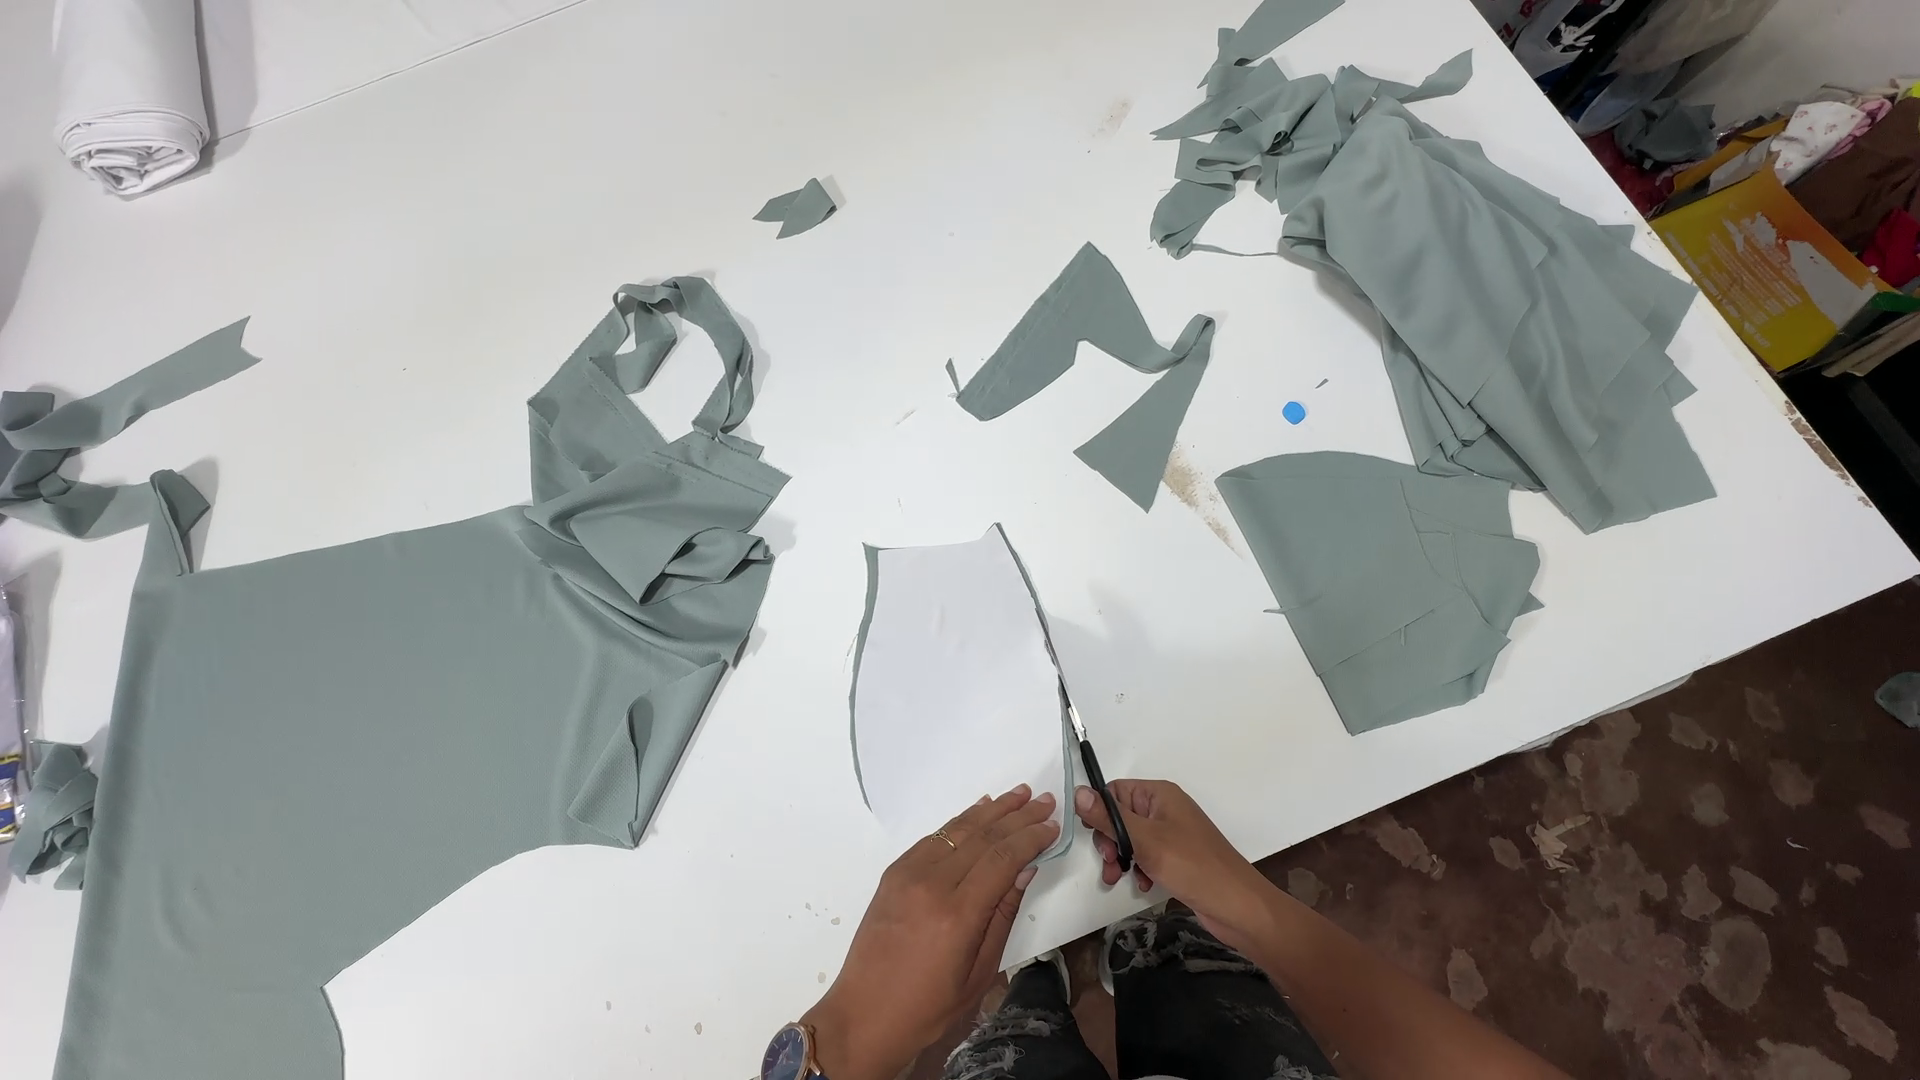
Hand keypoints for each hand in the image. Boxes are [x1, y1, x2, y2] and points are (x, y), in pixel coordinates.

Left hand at [803, 786, 1060, 1079]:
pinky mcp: (894, 872)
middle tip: (1043, 800)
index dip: (1030, 838)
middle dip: (1016, 816)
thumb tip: (1024, 868)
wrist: (864, 1014)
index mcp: (956, 914)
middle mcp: (931, 884)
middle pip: (982, 837)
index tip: (1052, 825)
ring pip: (957, 830)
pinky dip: (960, 822)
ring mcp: (908, 873)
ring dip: (990, 810)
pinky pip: (934, 838)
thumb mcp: (979, 972)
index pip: (1001, 859)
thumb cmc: (929, 1007)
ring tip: (1017, 794)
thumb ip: (1002, 914)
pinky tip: (978, 811)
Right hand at [1074, 780, 1275, 955]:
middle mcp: (1165, 808)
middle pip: (1120, 815)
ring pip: (1131, 838)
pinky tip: (1142, 883)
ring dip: (1121, 857)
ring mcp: (1171, 833)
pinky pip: (1146, 854)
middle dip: (1110, 840)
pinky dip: (1138, 867)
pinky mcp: (1176, 856)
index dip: (1100, 813)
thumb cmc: (1192, 867)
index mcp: (1159, 794)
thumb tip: (1078, 792)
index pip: (1115, 791)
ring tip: (1118, 877)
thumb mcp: (1144, 840)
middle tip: (1110, 862)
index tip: (1096, 838)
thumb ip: (1109, 817)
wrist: (1238, 907)